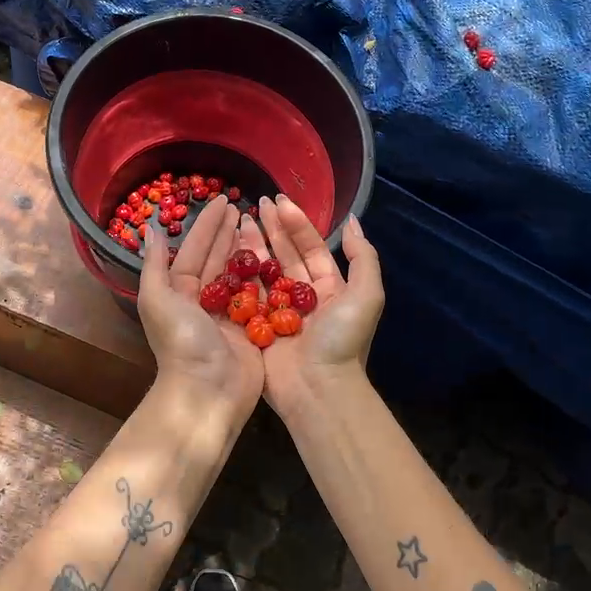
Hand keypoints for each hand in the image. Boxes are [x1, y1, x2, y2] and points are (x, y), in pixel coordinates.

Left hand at [137, 196, 263, 419]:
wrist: (208, 392)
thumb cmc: (181, 343)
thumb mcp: (158, 300)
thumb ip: (154, 265)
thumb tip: (150, 229)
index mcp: (180, 292)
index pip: (196, 249)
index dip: (208, 225)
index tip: (223, 200)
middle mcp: (205, 300)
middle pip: (219, 258)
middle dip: (228, 231)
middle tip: (243, 205)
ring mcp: (230, 314)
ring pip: (240, 272)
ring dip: (248, 248)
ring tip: (260, 223)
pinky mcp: (254, 328)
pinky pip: (260, 294)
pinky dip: (266, 275)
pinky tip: (277, 254)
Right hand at [253, 195, 383, 417]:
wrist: (317, 389)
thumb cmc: (342, 340)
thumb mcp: (367, 295)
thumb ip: (363, 257)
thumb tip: (353, 222)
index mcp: (329, 288)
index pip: (311, 247)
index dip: (296, 224)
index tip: (279, 201)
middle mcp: (302, 297)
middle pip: (284, 255)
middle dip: (272, 228)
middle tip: (255, 202)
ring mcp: (277, 312)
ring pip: (263, 271)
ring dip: (252, 245)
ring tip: (239, 220)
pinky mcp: (255, 327)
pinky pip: (245, 295)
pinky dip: (236, 274)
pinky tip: (224, 252)